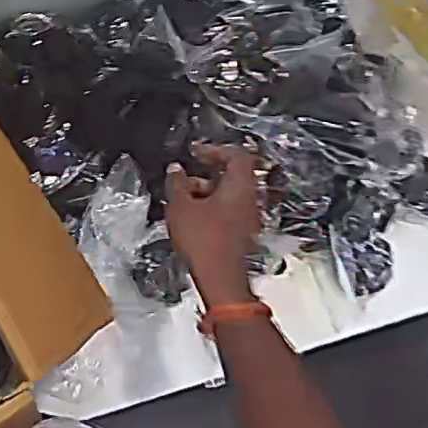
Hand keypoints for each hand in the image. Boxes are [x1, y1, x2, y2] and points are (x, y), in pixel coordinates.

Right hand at [165, 143, 262, 306]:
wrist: (220, 277)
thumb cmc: (203, 240)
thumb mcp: (181, 206)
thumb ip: (177, 183)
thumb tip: (176, 170)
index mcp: (240, 188)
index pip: (237, 156)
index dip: (215, 150)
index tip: (195, 153)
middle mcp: (251, 200)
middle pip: (233, 175)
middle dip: (205, 173)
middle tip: (183, 178)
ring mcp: (249, 217)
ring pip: (230, 193)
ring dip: (206, 190)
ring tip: (182, 198)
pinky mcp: (243, 231)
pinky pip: (229, 209)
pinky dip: (211, 205)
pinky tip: (191, 215)